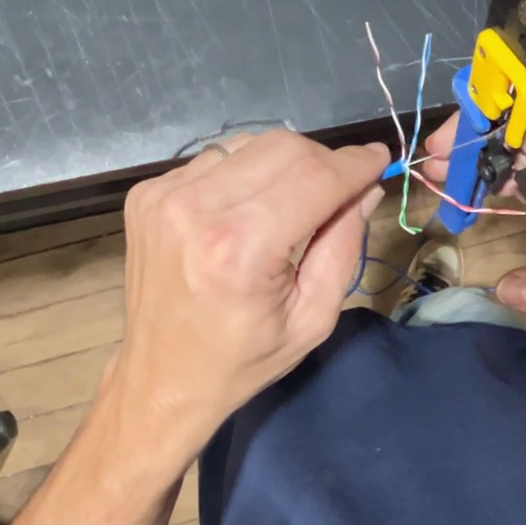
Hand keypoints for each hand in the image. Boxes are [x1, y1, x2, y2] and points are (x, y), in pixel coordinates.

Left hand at [105, 131, 388, 465]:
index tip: (378, 160)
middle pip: (283, 148)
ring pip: (249, 145)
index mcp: (241, 250)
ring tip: (292, 205)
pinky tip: (247, 211)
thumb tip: (364, 190)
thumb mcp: (311, 319)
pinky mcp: (147, 194)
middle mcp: (197, 209)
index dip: (354, 164)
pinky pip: (215, 160)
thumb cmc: (243, 360)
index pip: (314, 177)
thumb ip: (343, 248)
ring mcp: (164, 196)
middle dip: (324, 161)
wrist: (163, 379)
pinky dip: (244, 175)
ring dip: (283, 166)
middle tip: (341, 189)